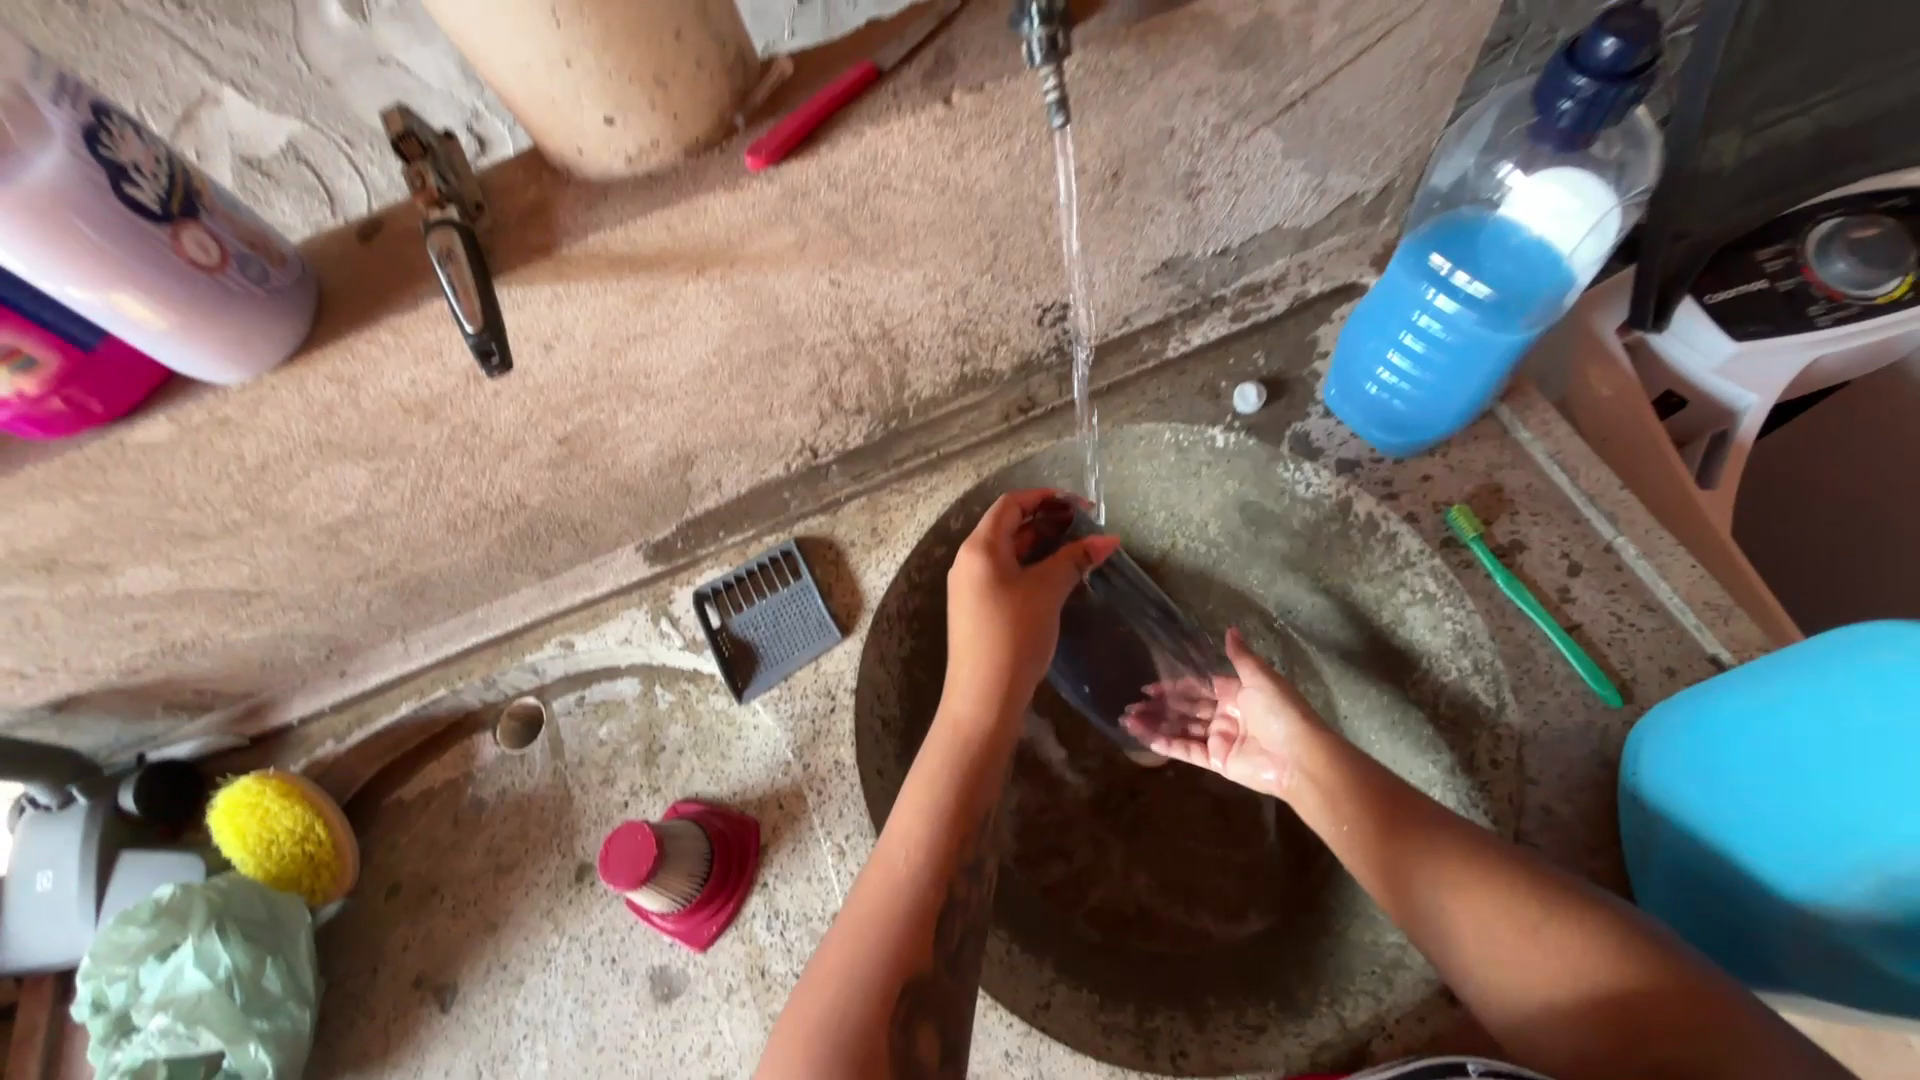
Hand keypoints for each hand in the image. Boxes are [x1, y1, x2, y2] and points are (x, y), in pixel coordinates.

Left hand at [943, 489, 1120, 717]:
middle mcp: (969, 560)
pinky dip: (1032, 568)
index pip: (1011, 504)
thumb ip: (1075, 559)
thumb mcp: (1047, 590)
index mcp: (980, 547)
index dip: (1045, 498)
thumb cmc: (1014, 633)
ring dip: (1042, 546)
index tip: (1080, 505)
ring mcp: (971, 586)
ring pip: (1009, 553)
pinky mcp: (978, 609)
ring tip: (1078, 550)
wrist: (984, 696)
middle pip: (1008, 526)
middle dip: (1047, 521)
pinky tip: (1058, 578)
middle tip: (1085, 527)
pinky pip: (1006, 575)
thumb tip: (1108, 539)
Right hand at [1121, 627, 1326, 798]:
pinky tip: (1145, 737)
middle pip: (1186, 709)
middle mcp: (1225, 715)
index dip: (1173, 686)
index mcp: (1236, 694)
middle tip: (1131, 704)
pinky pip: (1187, 751)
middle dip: (1159, 707)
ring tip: (1129, 720)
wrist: (1299, 756)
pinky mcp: (1217, 761)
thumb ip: (1240, 656)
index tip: (1148, 687)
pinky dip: (1167, 744)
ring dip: (1156, 724)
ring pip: (1182, 729)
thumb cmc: (1281, 712)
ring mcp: (1220, 739)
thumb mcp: (1261, 677)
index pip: (1197, 687)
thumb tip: (1230, 629)